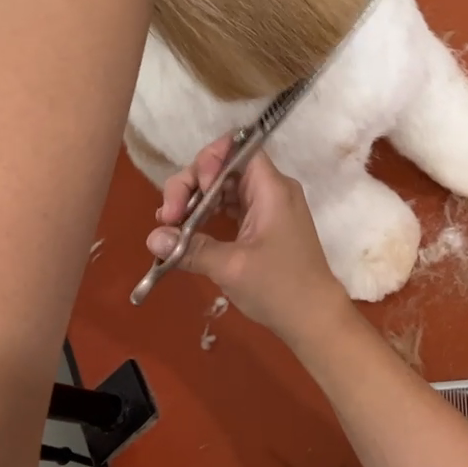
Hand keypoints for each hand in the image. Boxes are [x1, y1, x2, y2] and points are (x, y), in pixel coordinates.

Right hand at [146, 137, 353, 345]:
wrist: (314, 318)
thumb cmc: (279, 287)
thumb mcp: (231, 267)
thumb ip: (191, 248)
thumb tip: (153, 237)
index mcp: (271, 188)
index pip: (239, 148)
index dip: (209, 159)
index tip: (193, 189)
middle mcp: (272, 190)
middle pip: (225, 168)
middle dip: (192, 185)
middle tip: (167, 217)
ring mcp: (269, 208)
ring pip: (225, 188)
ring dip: (196, 202)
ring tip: (169, 225)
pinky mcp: (264, 226)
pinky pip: (232, 207)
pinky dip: (209, 215)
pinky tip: (186, 232)